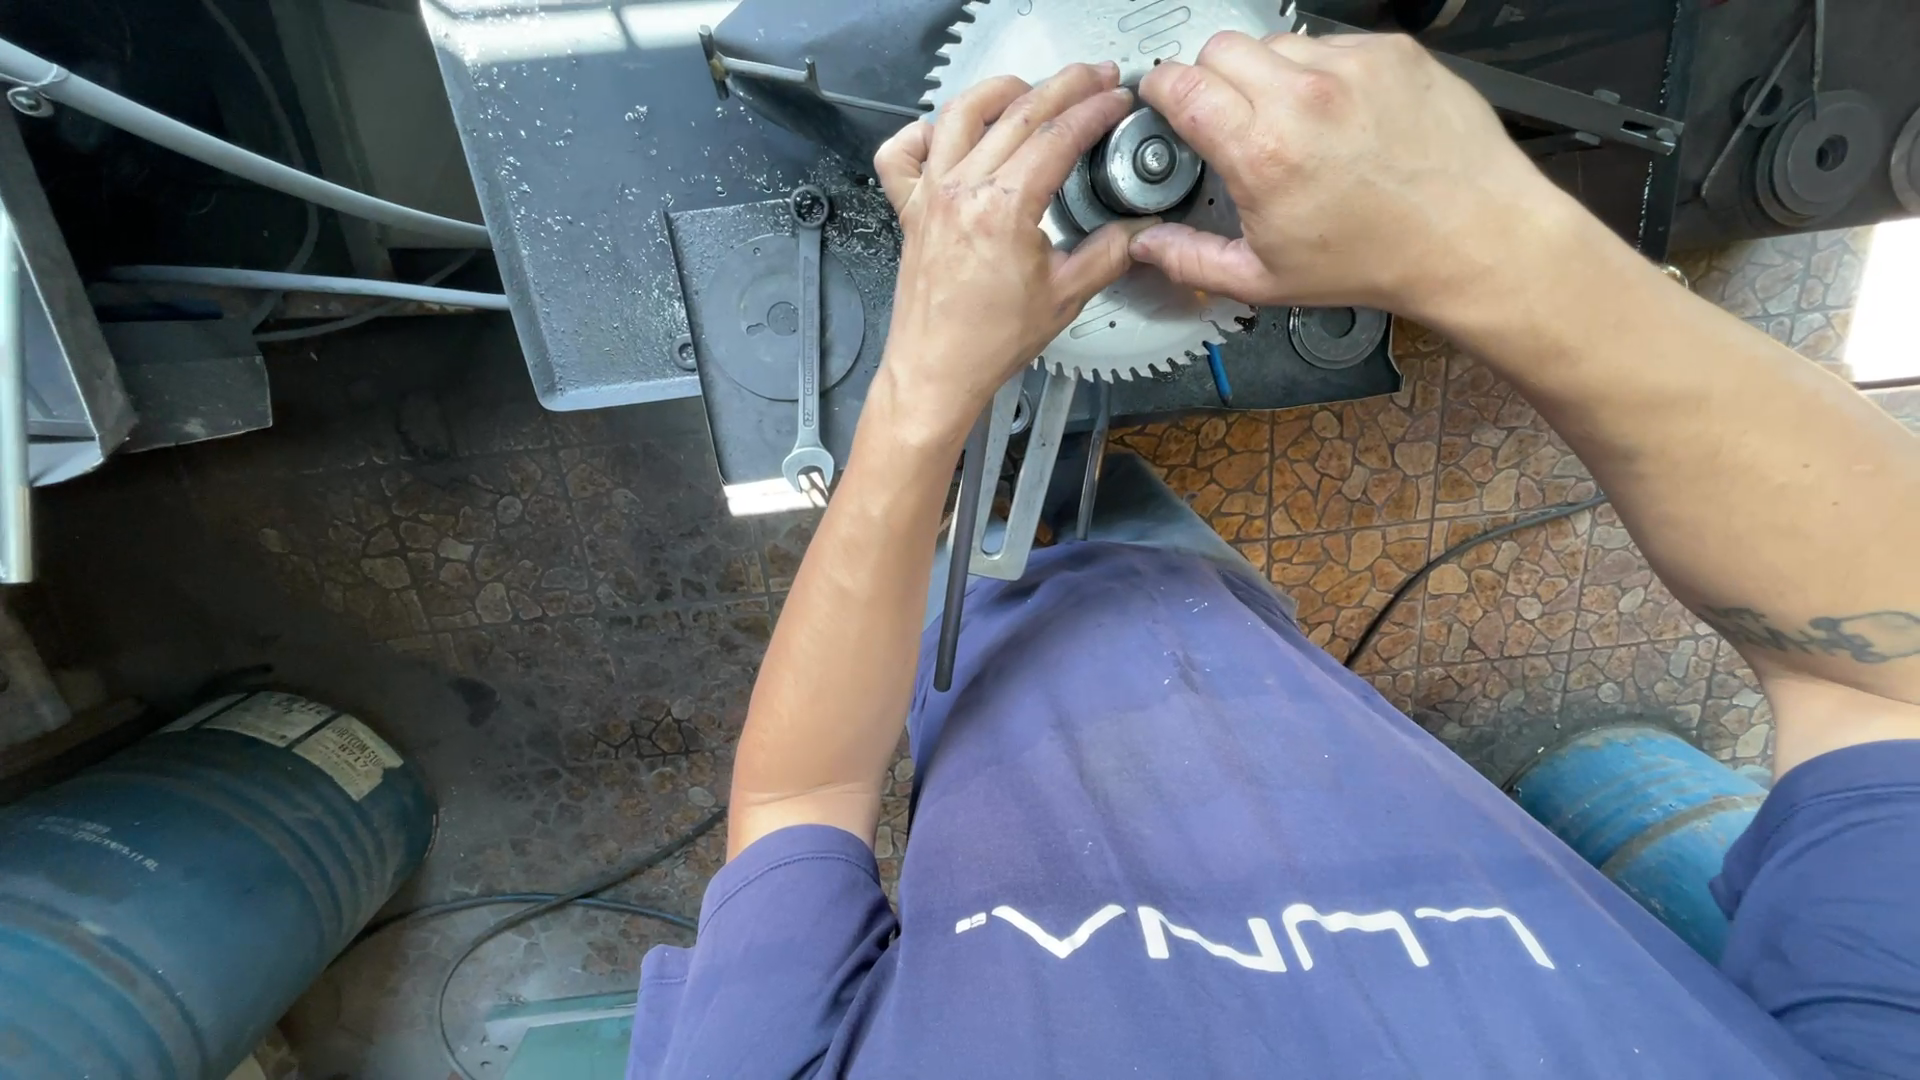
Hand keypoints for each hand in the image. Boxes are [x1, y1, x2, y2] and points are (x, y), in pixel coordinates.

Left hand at [873, 64, 1149, 447]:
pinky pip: (901, 155)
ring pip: (960, 114)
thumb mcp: (1064, 298)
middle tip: (1094, 77)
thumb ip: (1107, 254)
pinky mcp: (910, 213)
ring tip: (1030, 88)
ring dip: (999, 90)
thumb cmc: (989, 343)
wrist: (937, 372)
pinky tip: (946, 135)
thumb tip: (1138, 231)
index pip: (1058, 136)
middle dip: (1064, 86)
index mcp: (1004, 208)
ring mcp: (930, 197)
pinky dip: (921, 133)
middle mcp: (962, 191)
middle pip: (1017, 112)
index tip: (1117, 99)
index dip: (1095, 110)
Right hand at [1131, 31, 1572, 319]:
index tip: (1157, 97)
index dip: (1159, 88)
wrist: (1466, 235)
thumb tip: (1145, 245)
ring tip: (1279, 121)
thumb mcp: (1261, 279)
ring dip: (1259, 73)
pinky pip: (1327, 43)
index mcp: (1263, 154)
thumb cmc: (1369, 260)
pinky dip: (1313, 72)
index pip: (1184, 87)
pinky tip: (1328, 116)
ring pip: (1272, 41)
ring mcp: (1351, 65)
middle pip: (1219, 48)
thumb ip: (1189, 260)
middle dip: (1204, 77)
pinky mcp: (1389, 52)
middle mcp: (1304, 96)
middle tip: (1216, 115)